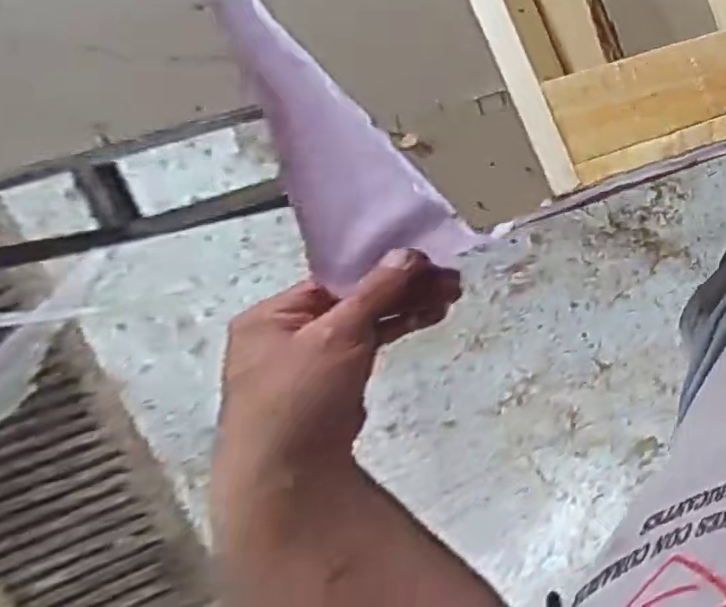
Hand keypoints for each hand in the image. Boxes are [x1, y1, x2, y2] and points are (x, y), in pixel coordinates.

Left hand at [213, 249, 460, 489]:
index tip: (429, 260)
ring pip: (371, 315)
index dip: (384, 266)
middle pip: (359, 294)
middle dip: (406, 286)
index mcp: (273, 314)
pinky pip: (373, 336)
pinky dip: (401, 324)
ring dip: (410, 303)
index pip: (338, 275)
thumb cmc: (300, 395)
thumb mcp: (339, 333)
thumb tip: (408, 252)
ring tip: (452, 295)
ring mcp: (314, 352)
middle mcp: (290, 328)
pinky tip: (432, 315)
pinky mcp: (337, 372)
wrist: (289, 473)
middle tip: (451, 280)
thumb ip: (376, 289)